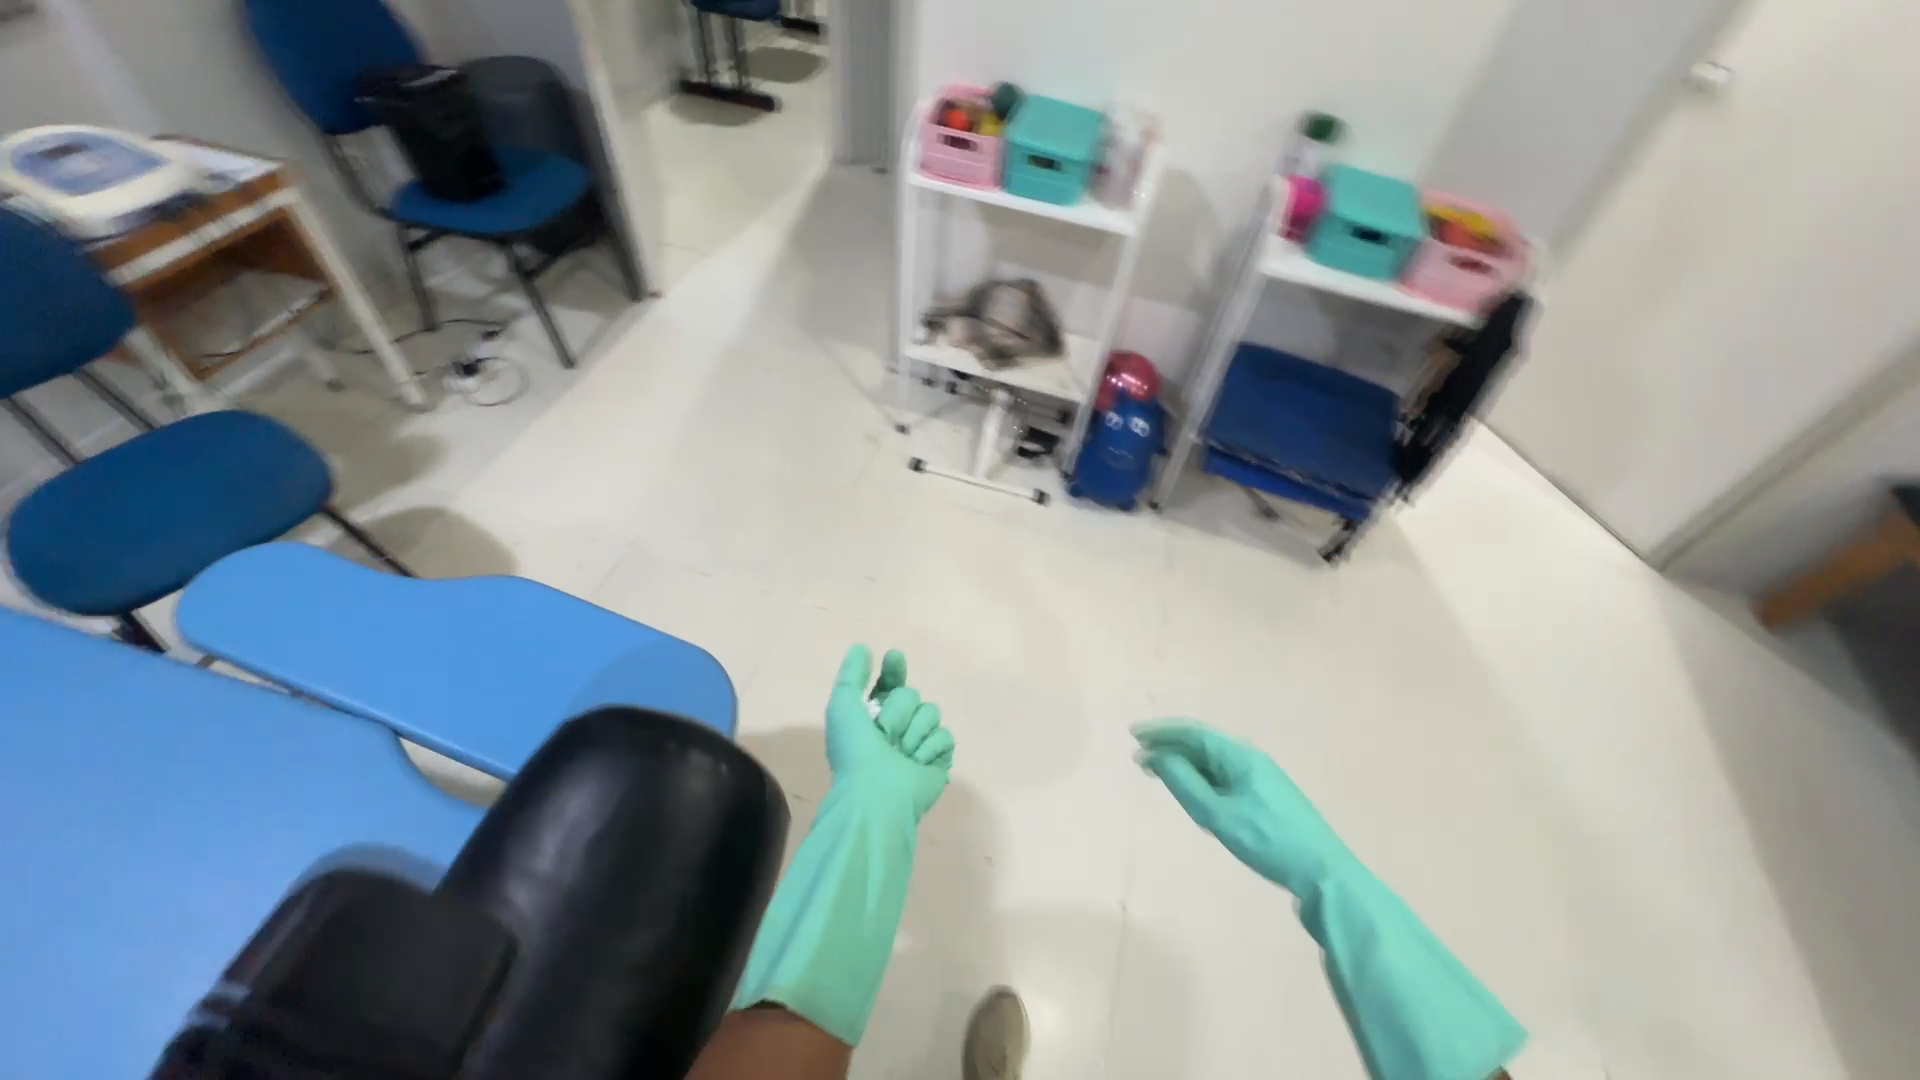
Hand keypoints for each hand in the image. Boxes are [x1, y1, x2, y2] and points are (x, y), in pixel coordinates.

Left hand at [826, 645, 953, 818]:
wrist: (877, 792)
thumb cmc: (856, 750)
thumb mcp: (843, 705)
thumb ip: (851, 674)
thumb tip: (862, 647)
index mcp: (874, 716)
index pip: (891, 683)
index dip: (894, 670)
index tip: (894, 657)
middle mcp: (898, 727)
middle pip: (912, 695)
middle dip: (898, 713)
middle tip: (885, 735)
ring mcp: (919, 742)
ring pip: (931, 712)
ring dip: (913, 732)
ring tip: (901, 754)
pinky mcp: (939, 758)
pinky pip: (944, 736)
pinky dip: (929, 749)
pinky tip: (916, 763)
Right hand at [1132, 720, 1353, 893]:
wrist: (1323, 873)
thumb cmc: (1268, 841)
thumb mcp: (1218, 815)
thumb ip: (1184, 783)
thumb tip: (1157, 756)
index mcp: (1240, 756)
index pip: (1194, 733)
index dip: (1162, 731)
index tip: (1133, 734)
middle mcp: (1250, 759)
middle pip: (1203, 743)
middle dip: (1169, 746)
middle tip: (1139, 757)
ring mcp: (1260, 778)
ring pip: (1213, 761)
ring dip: (1183, 763)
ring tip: (1157, 772)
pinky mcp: (1265, 797)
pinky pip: (1223, 776)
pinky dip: (1200, 778)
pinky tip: (1192, 791)